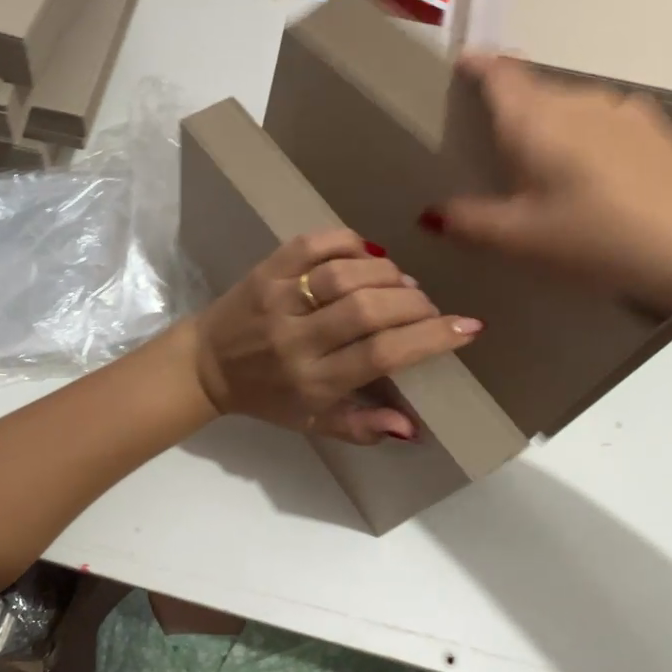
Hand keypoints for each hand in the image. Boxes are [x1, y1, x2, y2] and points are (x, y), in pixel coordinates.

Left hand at [191, 229, 479, 443]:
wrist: (205, 365)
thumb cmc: (266, 396)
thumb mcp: (311, 422)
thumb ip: (361, 427)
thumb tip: (414, 428)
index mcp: (312, 381)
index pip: (380, 355)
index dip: (430, 338)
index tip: (467, 328)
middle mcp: (295, 339)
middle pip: (368, 310)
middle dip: (413, 303)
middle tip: (427, 306)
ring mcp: (277, 299)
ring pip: (343, 274)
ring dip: (386, 273)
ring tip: (401, 283)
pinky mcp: (265, 270)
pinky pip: (312, 244)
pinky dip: (348, 242)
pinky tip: (367, 255)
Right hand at [422, 56, 671, 307]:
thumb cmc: (598, 239)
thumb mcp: (521, 239)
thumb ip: (469, 221)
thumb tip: (434, 212)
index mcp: (536, 119)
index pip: (500, 73)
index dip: (477, 66)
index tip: (459, 68)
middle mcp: (578, 101)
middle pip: (533, 90)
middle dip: (507, 107)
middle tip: (487, 144)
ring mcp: (622, 112)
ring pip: (569, 107)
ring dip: (546, 126)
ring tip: (536, 169)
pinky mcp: (654, 131)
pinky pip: (600, 123)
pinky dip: (580, 140)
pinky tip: (586, 179)